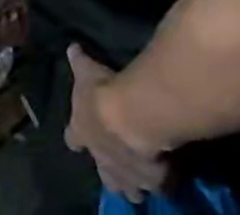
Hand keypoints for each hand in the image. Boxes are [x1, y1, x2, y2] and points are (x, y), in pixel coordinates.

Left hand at [65, 45, 169, 201]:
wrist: (133, 116)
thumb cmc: (103, 91)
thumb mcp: (87, 70)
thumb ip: (78, 61)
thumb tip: (71, 47)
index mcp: (83, 133)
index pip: (73, 139)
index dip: (76, 138)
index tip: (79, 138)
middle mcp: (103, 161)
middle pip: (105, 177)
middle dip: (111, 175)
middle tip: (118, 169)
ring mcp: (128, 176)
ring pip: (131, 191)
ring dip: (135, 186)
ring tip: (143, 183)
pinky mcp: (154, 183)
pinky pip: (159, 188)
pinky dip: (162, 183)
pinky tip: (168, 178)